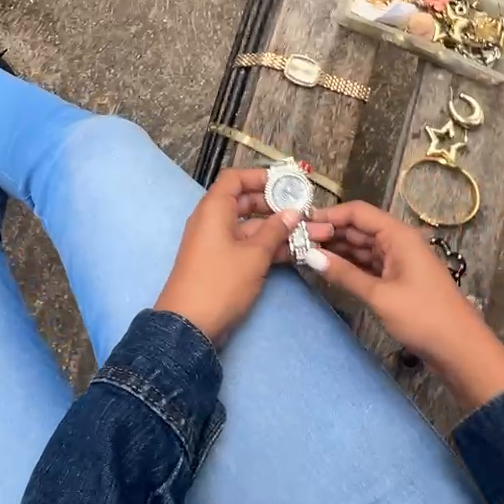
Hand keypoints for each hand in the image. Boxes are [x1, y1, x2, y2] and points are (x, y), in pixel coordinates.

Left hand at [154, 168, 300, 344]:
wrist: (189, 326)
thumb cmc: (220, 282)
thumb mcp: (253, 255)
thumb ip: (275, 230)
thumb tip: (292, 211)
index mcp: (214, 209)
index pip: (235, 179)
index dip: (260, 177)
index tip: (288, 184)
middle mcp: (214, 221)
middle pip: (246, 203)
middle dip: (278, 206)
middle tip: (307, 212)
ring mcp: (218, 243)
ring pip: (252, 228)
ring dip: (280, 231)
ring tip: (315, 234)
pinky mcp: (224, 264)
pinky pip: (249, 247)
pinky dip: (270, 248)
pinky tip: (298, 252)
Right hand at [308, 200, 503, 409]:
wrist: (462, 350)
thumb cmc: (424, 317)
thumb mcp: (379, 295)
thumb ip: (344, 274)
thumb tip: (310, 256)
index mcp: (398, 235)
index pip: (358, 212)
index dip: (329, 214)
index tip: (301, 223)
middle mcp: (398, 241)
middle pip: (359, 228)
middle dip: (330, 232)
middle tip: (297, 240)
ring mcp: (399, 260)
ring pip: (362, 247)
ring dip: (337, 249)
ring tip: (306, 253)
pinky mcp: (398, 279)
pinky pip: (369, 263)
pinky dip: (350, 265)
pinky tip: (329, 269)